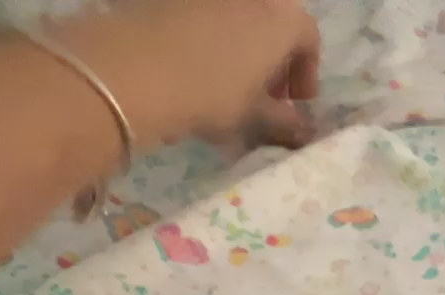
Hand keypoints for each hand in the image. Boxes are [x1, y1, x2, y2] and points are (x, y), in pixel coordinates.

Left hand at [61, 0, 321, 152]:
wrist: (135, 68)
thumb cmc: (211, 93)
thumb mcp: (254, 117)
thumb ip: (284, 122)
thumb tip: (302, 130)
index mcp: (281, 17)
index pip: (308, 39)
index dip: (306, 73)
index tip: (295, 103)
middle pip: (273, 23)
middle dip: (274, 59)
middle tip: (264, 96)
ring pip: (239, 17)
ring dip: (242, 48)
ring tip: (229, 84)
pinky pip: (206, 14)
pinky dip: (211, 37)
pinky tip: (197, 68)